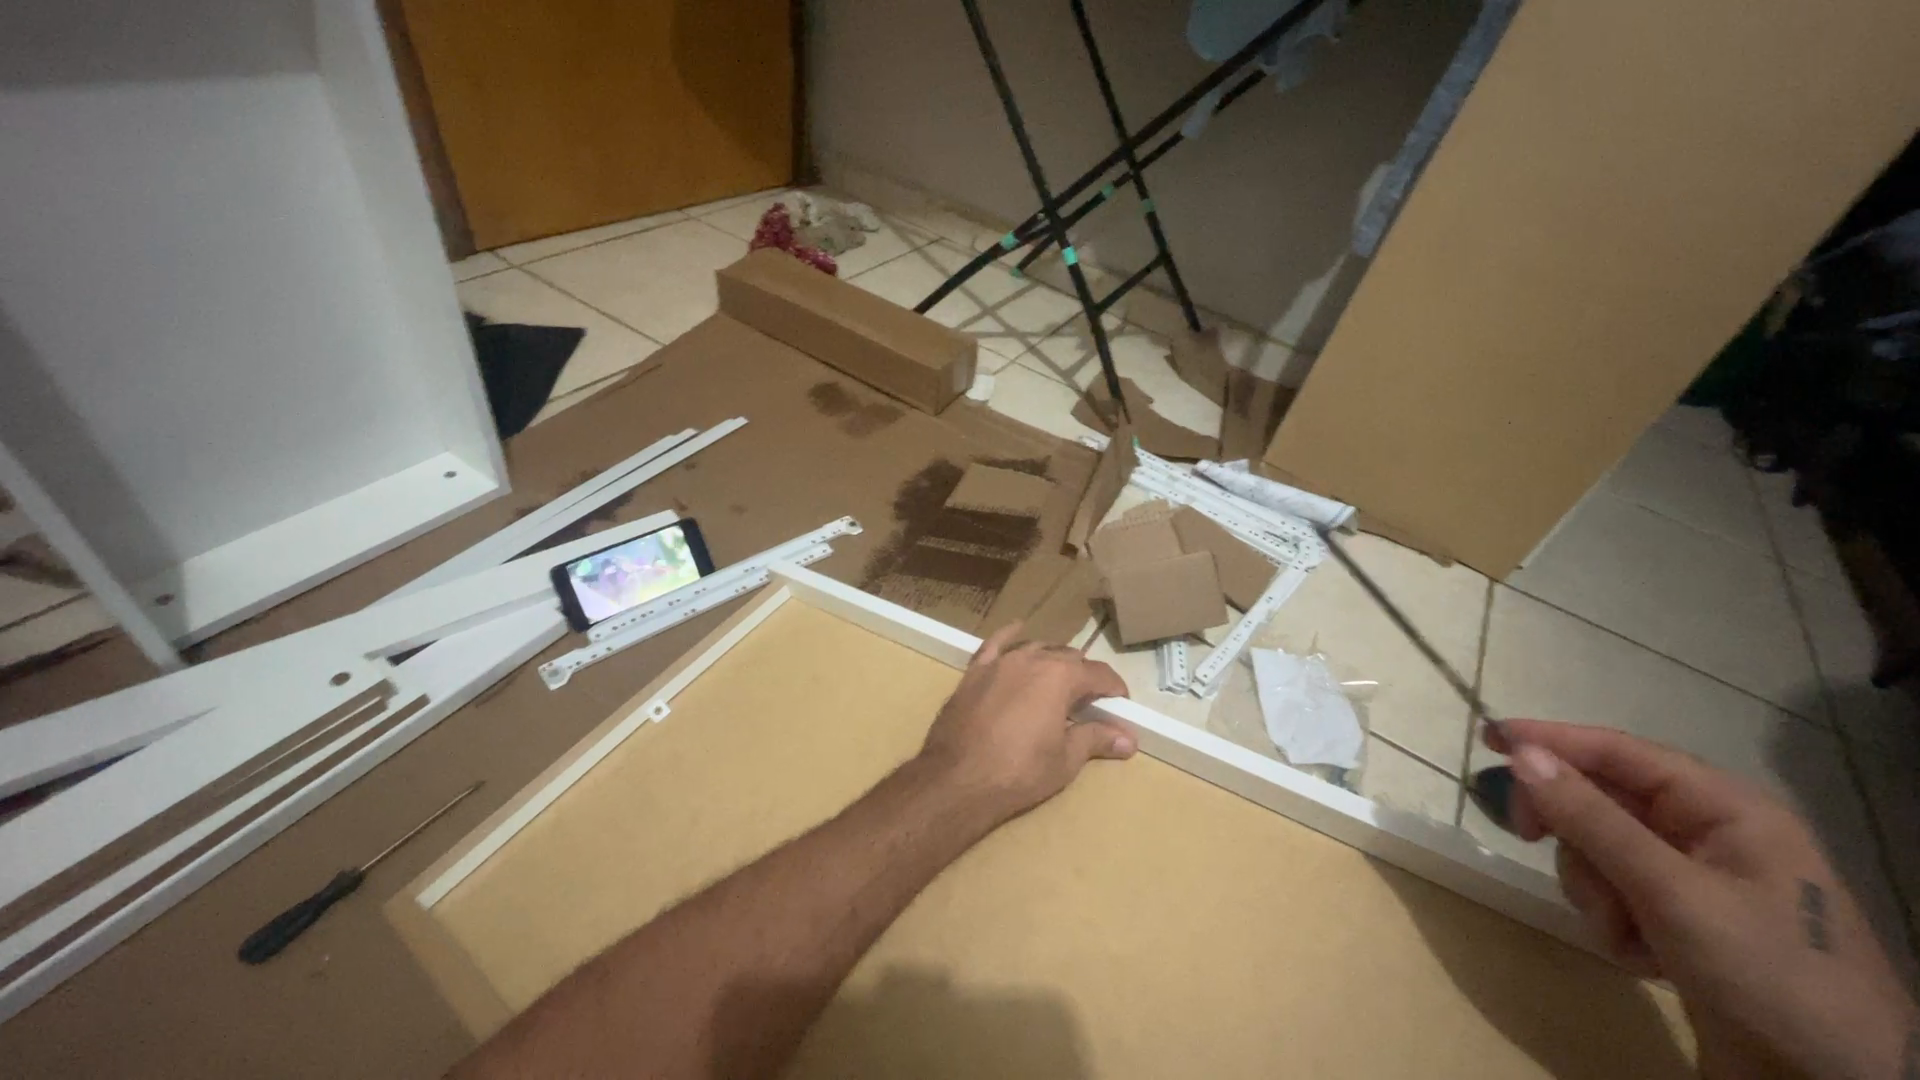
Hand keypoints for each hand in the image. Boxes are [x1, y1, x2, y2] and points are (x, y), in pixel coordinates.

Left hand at [917, 621, 1134, 824]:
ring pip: (1034, 649)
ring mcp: (999, 663)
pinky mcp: (973, 673)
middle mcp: (1030, 659)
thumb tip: (1129, 739)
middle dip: (1084, 677)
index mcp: (1059, 677)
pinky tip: (1017, 629)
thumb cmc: (1018, 772)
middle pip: (1067, 658)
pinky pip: (994, 645)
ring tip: (1059, 681)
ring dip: (1052, 661)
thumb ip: (1096, 739)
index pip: (1098, 674)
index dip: (1114, 689)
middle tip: (1090, 703)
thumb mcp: (1065, 760)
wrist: (956, 780)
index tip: (1121, 706)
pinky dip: (1009, 636)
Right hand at [1482, 719, 1916, 1078]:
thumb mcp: (1671, 893)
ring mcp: (1694, 879)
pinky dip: (1613, 922)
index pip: (1619, 752)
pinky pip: (1613, 894)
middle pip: (1600, 801)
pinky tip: (1645, 958)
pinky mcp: (1680, 920)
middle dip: (1572, 832)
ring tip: (1627, 934)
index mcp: (1725, 808)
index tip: (1488, 738)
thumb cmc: (1767, 973)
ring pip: (1597, 852)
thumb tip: (1521, 755)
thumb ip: (1592, 820)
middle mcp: (1708, 833)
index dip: (1552, 740)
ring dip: (1595, 891)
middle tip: (1523, 836)